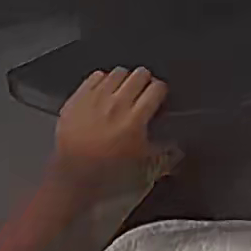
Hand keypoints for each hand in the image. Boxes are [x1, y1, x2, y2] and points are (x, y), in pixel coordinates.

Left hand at [52, 67, 167, 186]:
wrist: (71, 178)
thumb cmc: (108, 173)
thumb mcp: (142, 164)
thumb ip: (164, 150)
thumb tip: (179, 145)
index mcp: (135, 120)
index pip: (157, 87)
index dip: (160, 91)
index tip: (158, 98)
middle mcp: (116, 105)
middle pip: (140, 74)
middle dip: (144, 82)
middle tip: (141, 94)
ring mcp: (94, 100)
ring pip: (119, 72)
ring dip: (124, 81)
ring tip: (122, 92)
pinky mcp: (77, 99)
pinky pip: (96, 76)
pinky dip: (102, 82)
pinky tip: (103, 94)